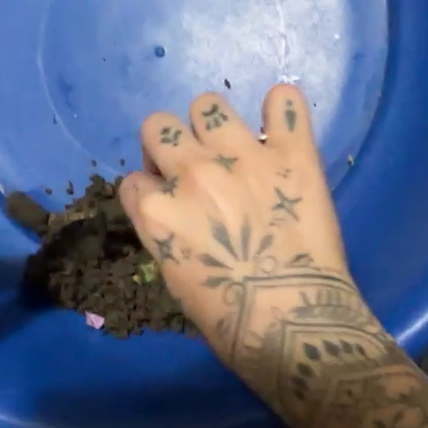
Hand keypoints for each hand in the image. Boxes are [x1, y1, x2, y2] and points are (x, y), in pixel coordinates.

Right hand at [116, 86, 370, 419]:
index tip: (168, 205)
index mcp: (156, 212)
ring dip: (215, 125)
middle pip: (158, 127)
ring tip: (236, 150)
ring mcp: (243, 157)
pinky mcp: (293, 153)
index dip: (149, 192)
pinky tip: (283, 128)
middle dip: (168, 147)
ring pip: (208, 105)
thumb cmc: (232, 326)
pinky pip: (284, 101)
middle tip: (194, 172)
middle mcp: (191, 173)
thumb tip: (182, 223)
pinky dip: (282, 109)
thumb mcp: (178, 286)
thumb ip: (170, 240)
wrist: (294, 325)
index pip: (133, 180)